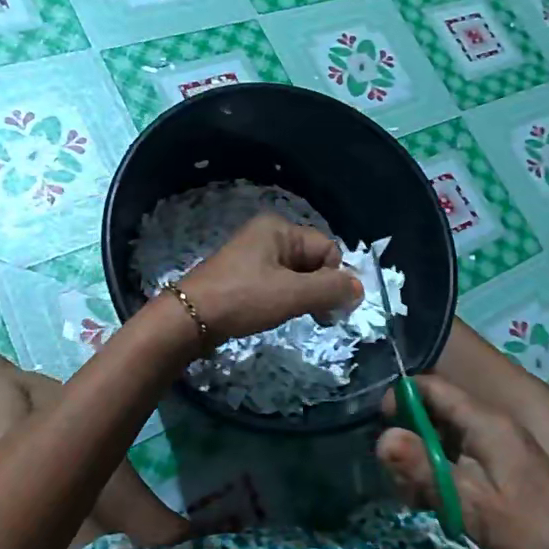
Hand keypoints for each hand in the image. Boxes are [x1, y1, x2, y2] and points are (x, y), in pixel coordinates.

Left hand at [177, 214, 363, 342]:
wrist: (188, 320)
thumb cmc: (243, 299)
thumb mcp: (293, 294)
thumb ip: (331, 289)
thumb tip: (360, 289)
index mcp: (279, 228)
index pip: (328, 249)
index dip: (332, 278)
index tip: (326, 306)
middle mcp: (268, 235)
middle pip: (314, 261)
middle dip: (318, 288)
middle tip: (313, 315)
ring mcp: (254, 255)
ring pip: (297, 275)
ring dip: (302, 296)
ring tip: (292, 315)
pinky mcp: (244, 276)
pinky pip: (279, 283)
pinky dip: (284, 299)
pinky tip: (275, 314)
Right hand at [377, 373, 548, 548]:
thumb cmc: (522, 526)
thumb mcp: (464, 500)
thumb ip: (422, 467)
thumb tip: (381, 438)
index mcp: (485, 421)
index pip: (434, 387)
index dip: (403, 396)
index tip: (379, 423)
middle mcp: (494, 422)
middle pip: (440, 410)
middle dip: (411, 434)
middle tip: (394, 471)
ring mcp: (503, 441)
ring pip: (450, 434)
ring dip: (426, 456)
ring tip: (413, 494)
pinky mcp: (508, 461)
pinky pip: (466, 451)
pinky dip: (445, 467)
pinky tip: (439, 500)